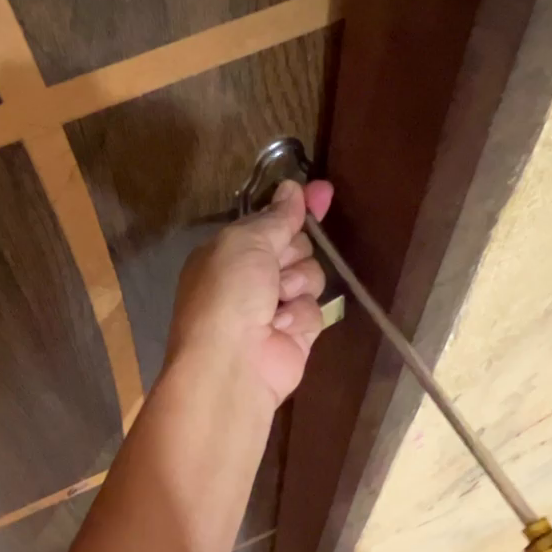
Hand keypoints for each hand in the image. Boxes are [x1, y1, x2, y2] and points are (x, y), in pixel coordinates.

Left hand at [168, 179, 333, 406]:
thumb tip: (292, 188)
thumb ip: (274, 217)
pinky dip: (300, 315)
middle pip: (295, 245)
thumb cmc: (228, 294)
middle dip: (293, 251)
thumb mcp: (245, 241)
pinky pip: (314, 309)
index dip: (295, 209)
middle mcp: (250, 278)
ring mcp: (274, 306)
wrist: (231, 363)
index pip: (269, 221)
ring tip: (276, 302)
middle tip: (275, 268)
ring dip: (297, 283)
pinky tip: (280, 328)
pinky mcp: (296, 333)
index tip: (323, 192)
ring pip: (310, 275)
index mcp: (228, 252)